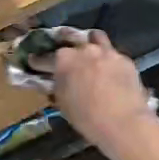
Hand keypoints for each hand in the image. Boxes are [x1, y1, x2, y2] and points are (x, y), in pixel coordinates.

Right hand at [48, 31, 158, 152]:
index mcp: (64, 60)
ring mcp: (107, 52)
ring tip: (89, 51)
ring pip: (95, 37)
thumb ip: (56, 88)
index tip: (33, 62)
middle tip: (63, 51)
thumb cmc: (86, 117)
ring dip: (90, 42)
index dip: (37, 61)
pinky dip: (108, 59)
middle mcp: (84, 50)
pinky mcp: (125, 59)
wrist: (123, 122)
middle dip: (63, 41)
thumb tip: (53, 82)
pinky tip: (110, 69)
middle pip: (70, 37)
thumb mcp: (63, 104)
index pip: (44, 58)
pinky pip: (113, 54)